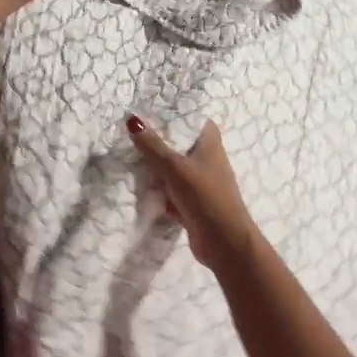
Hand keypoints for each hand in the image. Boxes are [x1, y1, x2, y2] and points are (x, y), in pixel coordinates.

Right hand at [128, 118, 262, 270]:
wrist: (224, 242)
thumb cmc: (204, 196)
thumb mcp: (174, 167)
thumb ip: (152, 146)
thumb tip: (133, 120)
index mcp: (209, 143)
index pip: (194, 119)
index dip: (176, 115)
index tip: (151, 114)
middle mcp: (208, 159)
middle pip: (181, 144)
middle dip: (160, 144)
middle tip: (135, 139)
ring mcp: (202, 182)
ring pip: (175, 169)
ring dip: (158, 170)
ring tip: (133, 163)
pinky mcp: (195, 202)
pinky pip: (174, 191)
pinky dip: (163, 192)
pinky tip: (146, 192)